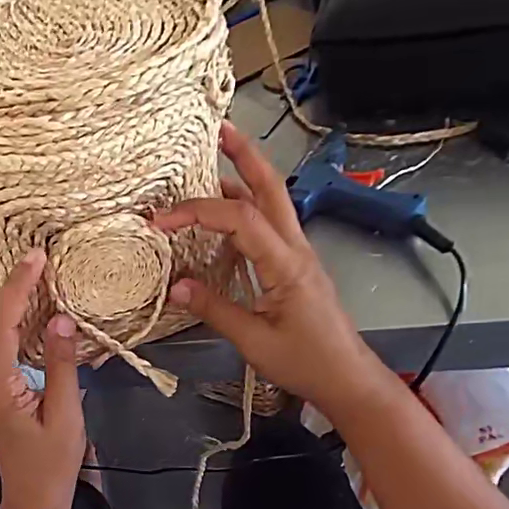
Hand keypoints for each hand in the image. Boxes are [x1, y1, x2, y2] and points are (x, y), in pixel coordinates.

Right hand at [154, 122, 401, 419]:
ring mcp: (299, 256)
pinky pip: (270, 227)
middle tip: (220, 130)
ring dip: (246, 178)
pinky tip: (225, 219)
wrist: (348, 378)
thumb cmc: (306, 362)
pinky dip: (246, 211)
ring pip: (273, 204)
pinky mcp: (296, 268)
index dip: (196, 211)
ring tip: (216, 162)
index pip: (238, 218)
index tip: (161, 222)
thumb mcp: (254, 341)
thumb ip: (214, 309)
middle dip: (245, 156)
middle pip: (271, 188)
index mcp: (286, 264)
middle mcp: (296, 249)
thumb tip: (175, 286)